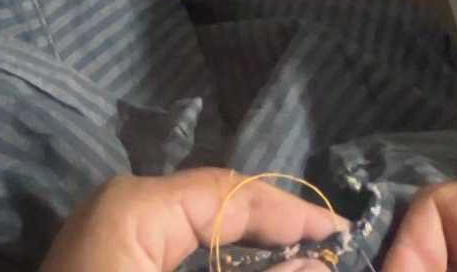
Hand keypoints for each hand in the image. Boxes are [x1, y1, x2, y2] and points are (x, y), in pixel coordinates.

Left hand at [41, 169, 346, 271]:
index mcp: (136, 204)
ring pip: (201, 236)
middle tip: (327, 253)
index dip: (290, 211)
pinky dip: (217, 267)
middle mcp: (126, 208)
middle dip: (274, 234)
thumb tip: (317, 264)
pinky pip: (178, 257)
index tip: (342, 232)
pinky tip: (250, 271)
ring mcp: (115, 238)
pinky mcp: (115, 265)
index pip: (231, 193)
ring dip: (249, 255)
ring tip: (300, 262)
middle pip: (219, 210)